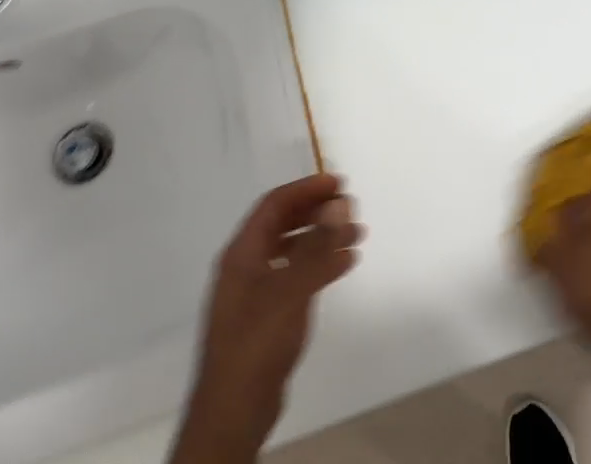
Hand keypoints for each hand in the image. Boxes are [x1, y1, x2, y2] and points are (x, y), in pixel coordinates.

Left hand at [188, 174, 362, 457]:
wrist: (234, 407)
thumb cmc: (259, 341)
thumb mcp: (291, 289)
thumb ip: (317, 246)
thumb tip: (338, 203)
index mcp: (242, 254)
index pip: (274, 205)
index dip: (306, 189)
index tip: (339, 183)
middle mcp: (245, 267)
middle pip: (282, 225)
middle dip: (316, 212)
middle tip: (351, 208)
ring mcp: (254, 292)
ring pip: (291, 250)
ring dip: (322, 238)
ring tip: (356, 236)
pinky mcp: (266, 315)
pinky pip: (295, 275)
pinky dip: (319, 265)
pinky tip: (342, 267)